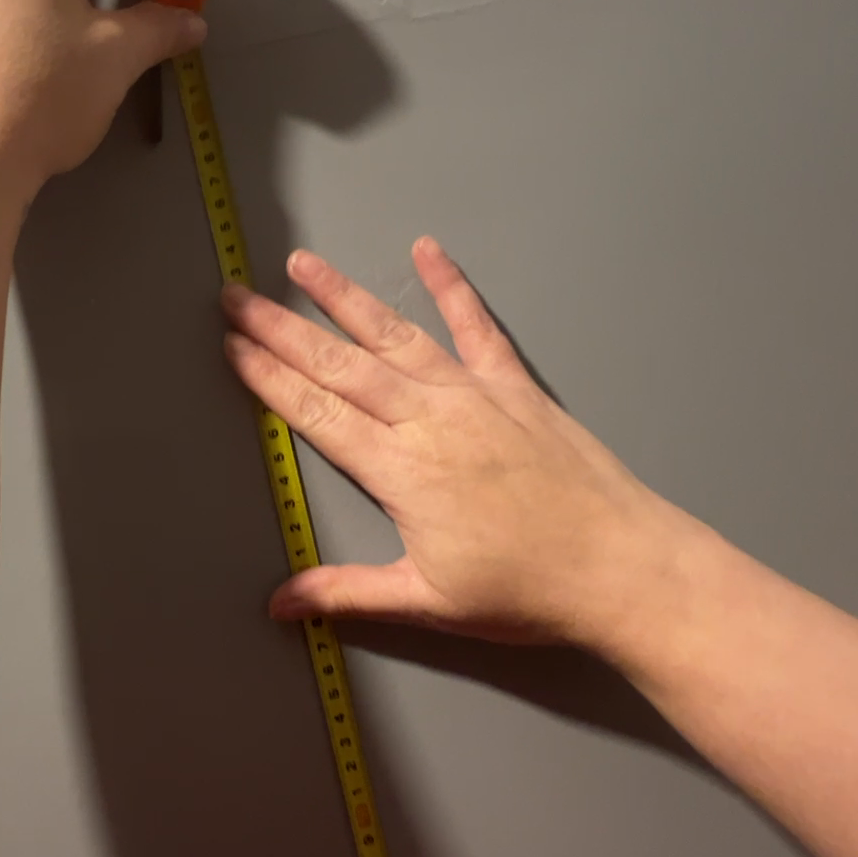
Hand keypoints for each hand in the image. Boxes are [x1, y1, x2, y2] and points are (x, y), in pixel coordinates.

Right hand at [221, 238, 713, 652]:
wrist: (624, 569)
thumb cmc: (523, 591)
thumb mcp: (424, 602)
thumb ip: (344, 593)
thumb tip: (276, 606)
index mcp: (399, 470)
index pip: (315, 413)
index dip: (268, 377)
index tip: (233, 346)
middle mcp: (427, 419)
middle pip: (338, 365)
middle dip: (280, 328)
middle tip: (236, 297)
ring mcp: (472, 394)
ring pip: (392, 336)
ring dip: (342, 296)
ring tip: (301, 264)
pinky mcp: (514, 386)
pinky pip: (477, 326)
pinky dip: (451, 286)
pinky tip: (428, 250)